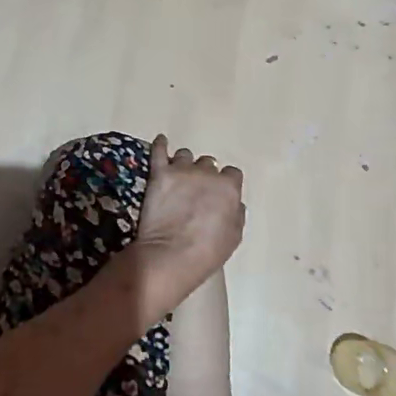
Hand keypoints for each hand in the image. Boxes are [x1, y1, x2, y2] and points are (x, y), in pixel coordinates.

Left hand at [129, 135, 245, 311]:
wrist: (171, 254)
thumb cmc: (206, 251)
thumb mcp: (234, 236)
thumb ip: (236, 214)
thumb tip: (234, 203)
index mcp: (228, 187)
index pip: (231, 174)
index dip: (225, 184)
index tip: (217, 194)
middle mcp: (206, 173)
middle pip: (207, 164)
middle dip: (203, 175)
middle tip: (195, 190)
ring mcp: (181, 170)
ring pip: (185, 156)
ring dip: (184, 164)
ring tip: (178, 176)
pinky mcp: (159, 174)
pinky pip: (159, 150)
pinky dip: (160, 144)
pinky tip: (161, 141)